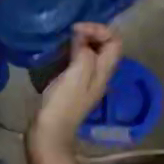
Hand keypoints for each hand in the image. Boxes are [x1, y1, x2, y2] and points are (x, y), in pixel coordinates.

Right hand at [28, 23, 121, 163]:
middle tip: (70, 32)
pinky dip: (70, 54)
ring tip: (62, 40)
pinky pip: (77, 64)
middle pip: (104, 47)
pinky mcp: (71, 88)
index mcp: (104, 72)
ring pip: (90, 55)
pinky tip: (56, 55)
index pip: (115, 41)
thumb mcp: (77, 74)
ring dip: (80, 43)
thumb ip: (84, 51)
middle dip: (91, 34)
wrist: (49, 134)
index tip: (76, 29)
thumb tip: (82, 36)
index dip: (99, 29)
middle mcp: (98, 76)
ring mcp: (85, 83)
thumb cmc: (63, 104)